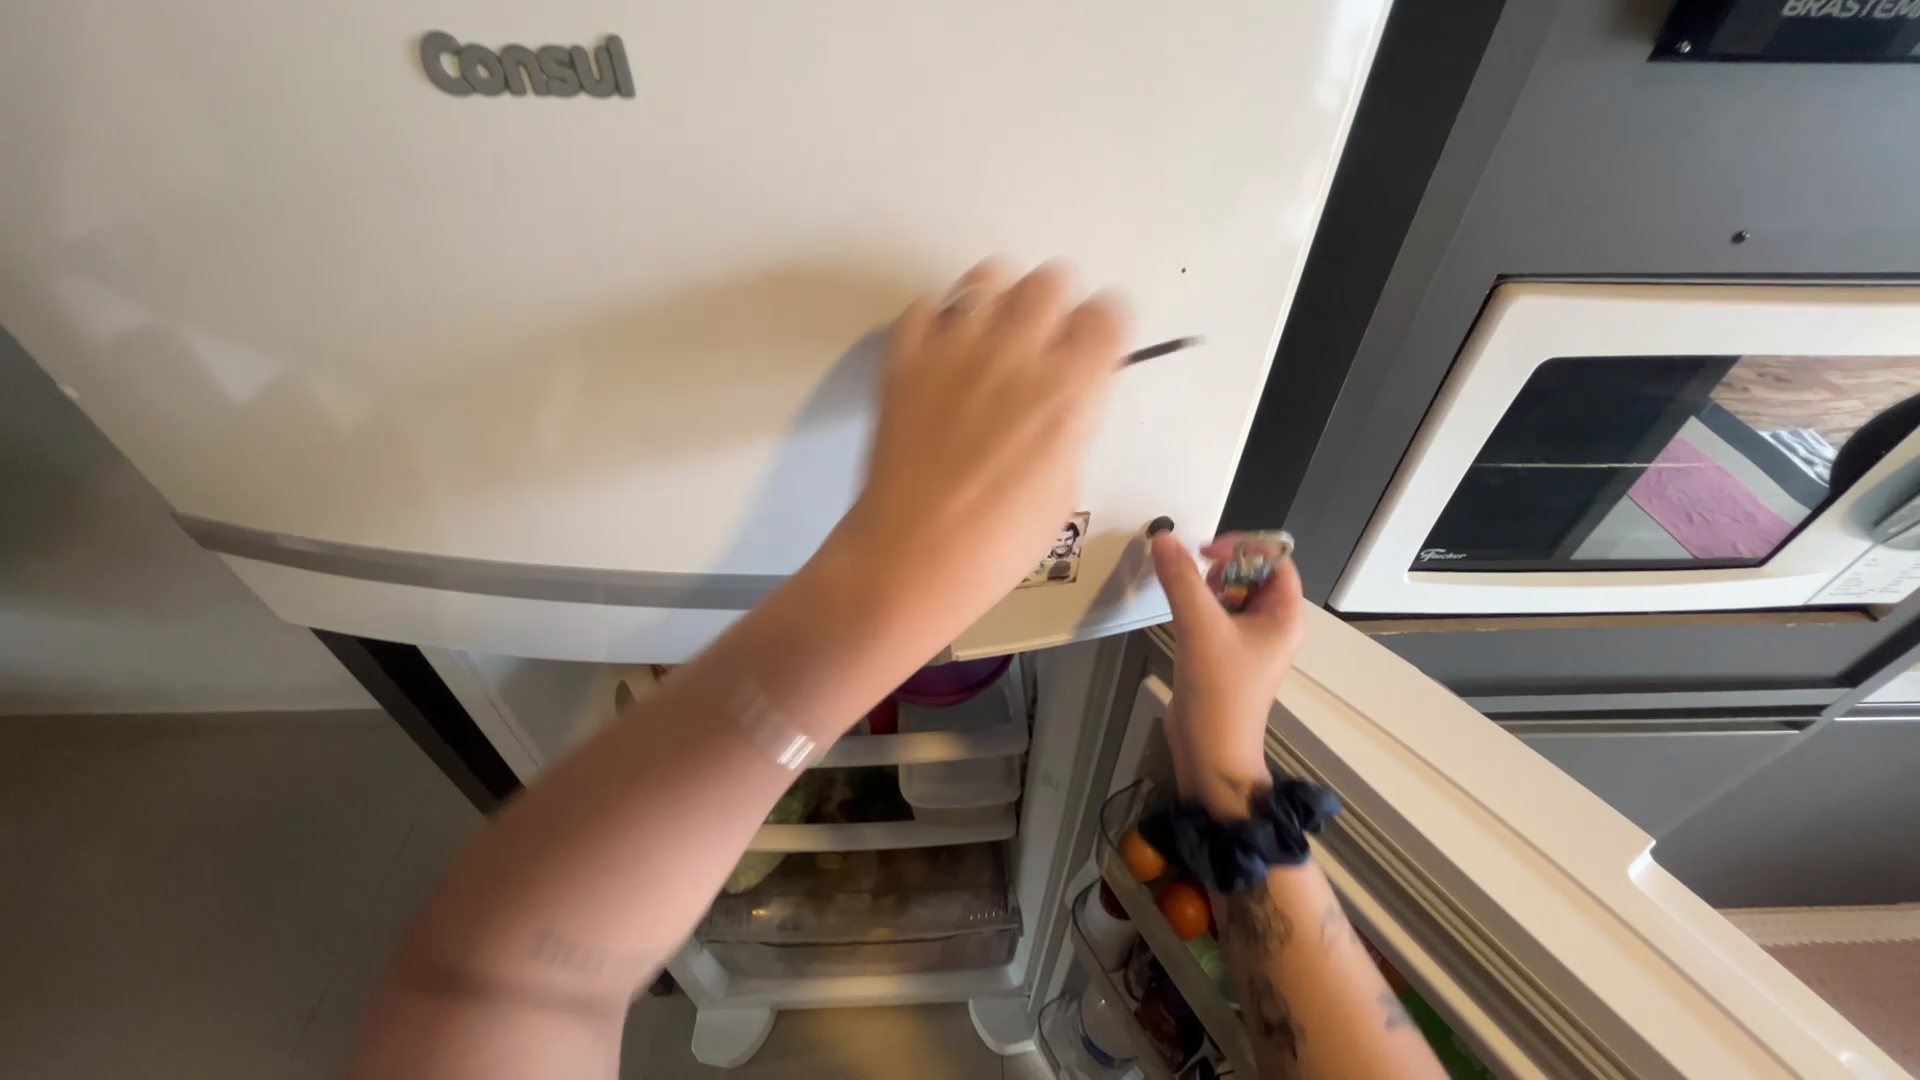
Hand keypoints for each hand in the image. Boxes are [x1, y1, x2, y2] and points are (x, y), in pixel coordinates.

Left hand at [833, 259, 1130, 644]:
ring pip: (990, 276)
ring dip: (1001, 300)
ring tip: (992, 340)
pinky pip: (926, 305)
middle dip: (1056, 307)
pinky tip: (943, 357)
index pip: (1108, 314)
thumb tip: (1062, 392)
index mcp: (1068, 390)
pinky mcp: (904, 357)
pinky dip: (939, 320)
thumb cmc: (999, 542)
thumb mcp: (1064, 486)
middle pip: (1051, 280)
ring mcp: (953, 348)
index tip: (1091, 350)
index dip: (1103, 331)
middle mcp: (1015, 352)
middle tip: (1042, 346)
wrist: (911, 557)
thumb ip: (1070, 422)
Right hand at [1150, 530, 1307, 816]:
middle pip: (1250, 573)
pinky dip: (1197, 609)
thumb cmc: (1219, 688)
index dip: (1243, 548)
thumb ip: (1181, 578)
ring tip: (1187, 609)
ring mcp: (1249, 640)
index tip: (1206, 553)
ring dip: (1204, 590)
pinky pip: (1215, 614)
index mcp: (1285, 615)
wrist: (1210, 749)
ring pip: (1229, 593)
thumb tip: (1163, 537)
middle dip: (1220, 570)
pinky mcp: (1226, 653)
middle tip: (1194, 585)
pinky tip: (1182, 622)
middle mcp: (1273, 624)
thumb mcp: (1199, 626)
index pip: (1276, 559)